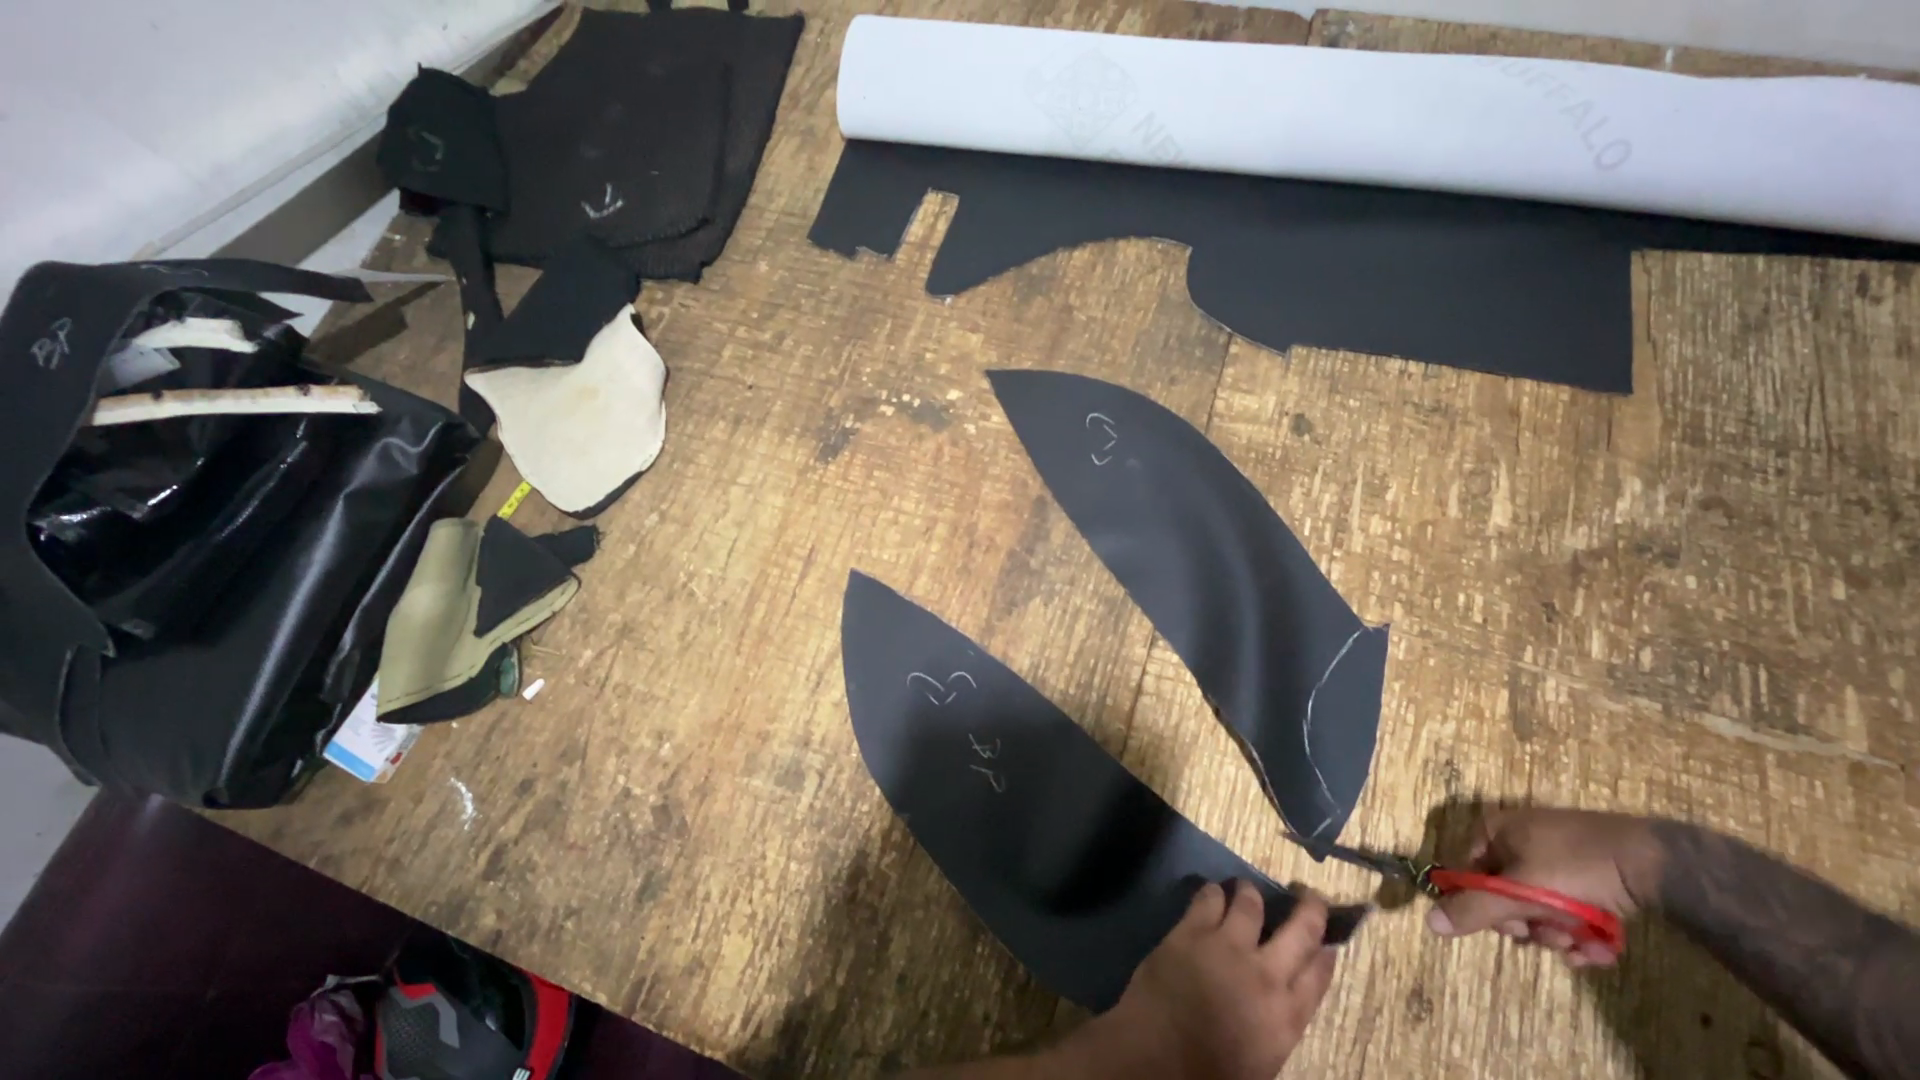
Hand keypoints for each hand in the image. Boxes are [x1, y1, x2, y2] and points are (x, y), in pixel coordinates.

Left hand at [1063, 883, 1337, 1079]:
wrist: (1157, 1059)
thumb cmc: (1210, 1072)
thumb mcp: (1262, 1061)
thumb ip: (1275, 1025)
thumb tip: (1278, 1006)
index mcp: (1286, 1016)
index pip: (1318, 976)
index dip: (1326, 954)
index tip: (1330, 942)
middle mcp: (1265, 974)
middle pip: (1300, 932)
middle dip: (1310, 910)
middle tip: (1310, 896)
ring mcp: (1227, 948)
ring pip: (1250, 905)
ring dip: (1251, 894)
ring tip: (1247, 888)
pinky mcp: (1191, 933)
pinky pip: (1208, 900)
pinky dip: (1213, 892)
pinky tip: (1211, 890)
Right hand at [1425, 807, 1659, 967]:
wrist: (1656, 863)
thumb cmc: (1575, 867)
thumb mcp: (1519, 891)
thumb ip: (1474, 909)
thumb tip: (1428, 922)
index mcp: (1497, 830)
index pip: (1469, 872)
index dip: (1483, 905)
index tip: (1509, 926)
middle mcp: (1523, 839)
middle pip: (1507, 894)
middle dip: (1529, 925)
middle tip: (1551, 938)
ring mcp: (1560, 856)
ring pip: (1542, 907)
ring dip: (1559, 934)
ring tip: (1583, 944)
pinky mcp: (1593, 875)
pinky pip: (1572, 907)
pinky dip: (1582, 931)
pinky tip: (1600, 948)